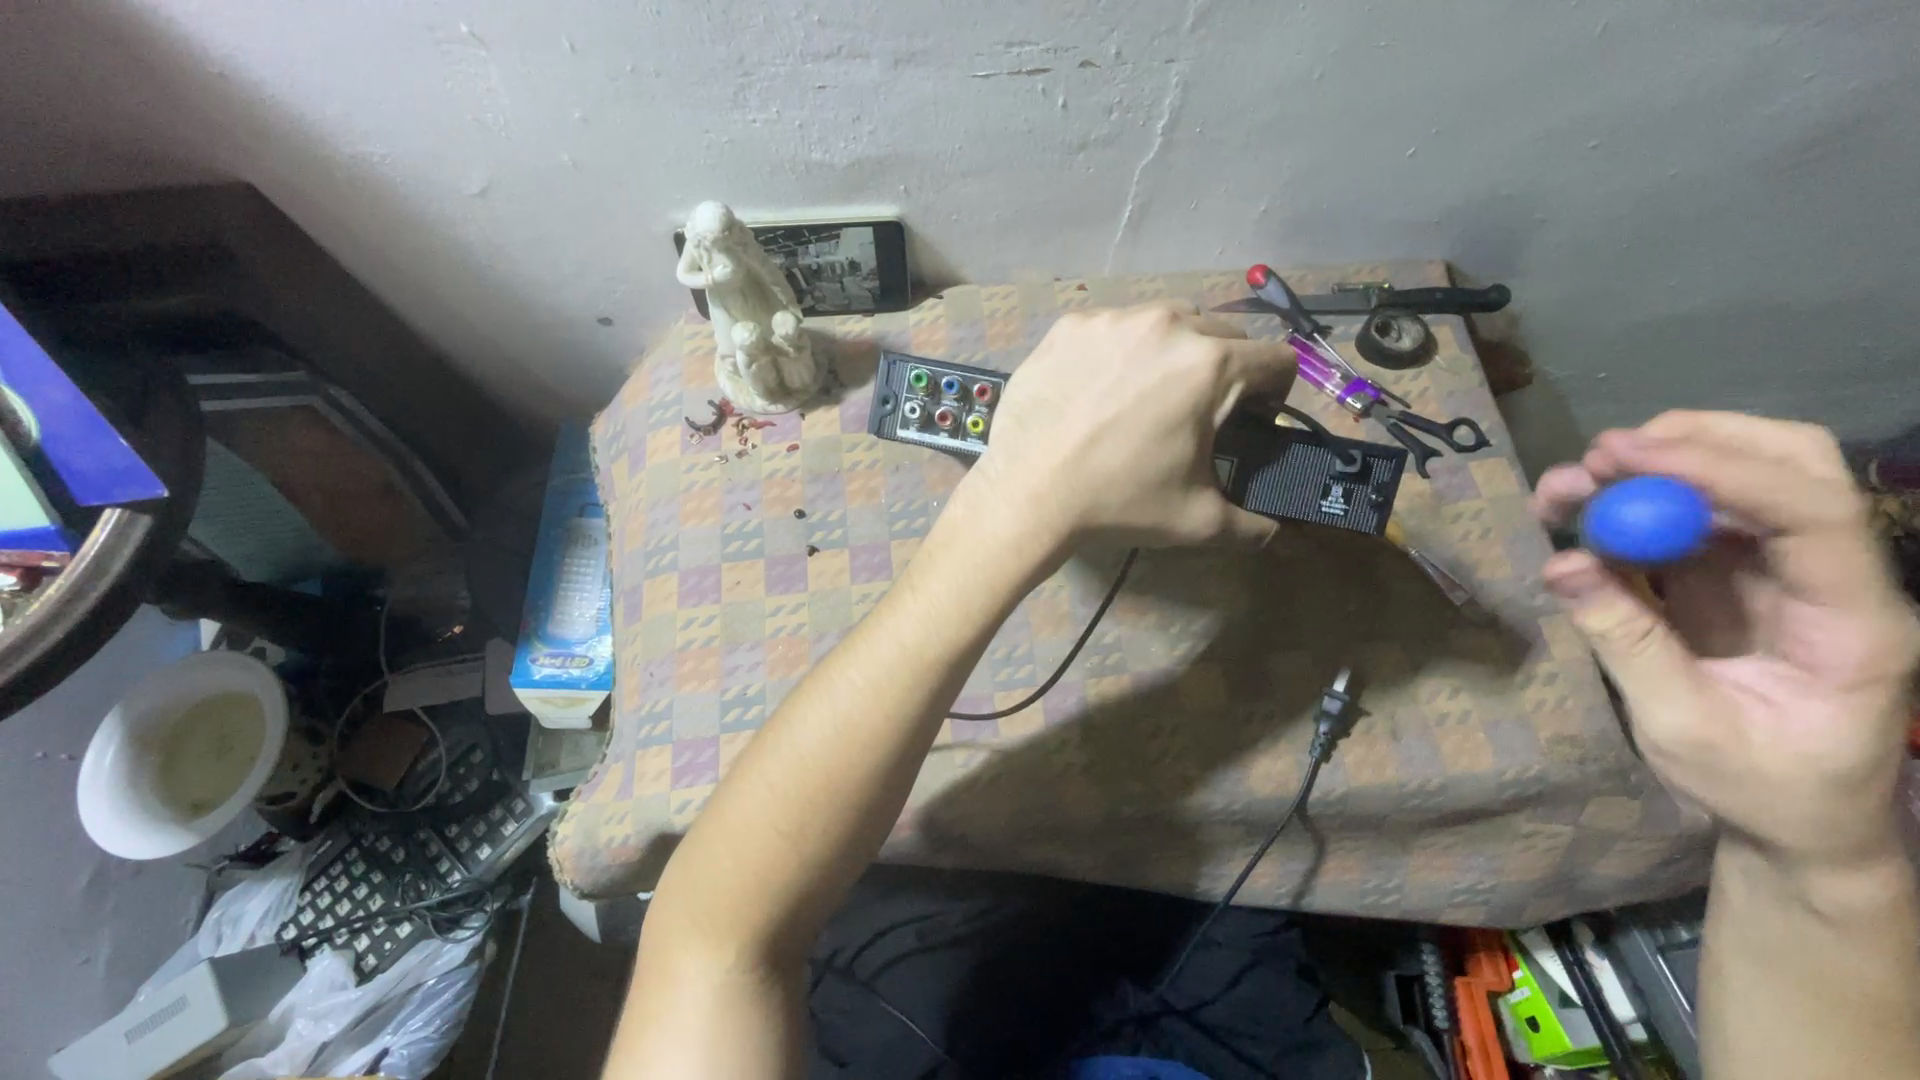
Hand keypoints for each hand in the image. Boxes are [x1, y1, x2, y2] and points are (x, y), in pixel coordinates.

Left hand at [961, 301, 1296, 548]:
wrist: (1028, 495)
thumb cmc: (1119, 503)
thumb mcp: (1198, 521)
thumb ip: (1252, 524)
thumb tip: (1274, 531)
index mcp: (1212, 365)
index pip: (1277, 359)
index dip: (1275, 391)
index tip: (1252, 416)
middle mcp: (1169, 324)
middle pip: (1224, 334)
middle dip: (1224, 369)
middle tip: (1195, 411)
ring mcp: (1114, 319)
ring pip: (1168, 321)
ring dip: (1173, 351)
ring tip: (1146, 394)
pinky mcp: (1070, 326)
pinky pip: (1114, 327)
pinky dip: (1119, 351)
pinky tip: (1098, 389)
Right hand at [1533, 411, 1918, 870]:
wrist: (1798, 822)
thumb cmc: (1763, 789)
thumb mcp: (1686, 730)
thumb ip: (1628, 646)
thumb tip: (1561, 565)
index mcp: (1855, 620)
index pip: (1812, 513)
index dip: (1719, 472)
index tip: (1621, 458)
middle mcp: (1827, 578)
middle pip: (1792, 465)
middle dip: (1694, 445)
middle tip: (1601, 457)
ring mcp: (1779, 574)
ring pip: (1736, 481)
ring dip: (1650, 471)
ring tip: (1565, 488)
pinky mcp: (1731, 581)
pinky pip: (1684, 522)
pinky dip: (1627, 508)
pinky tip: (1575, 516)